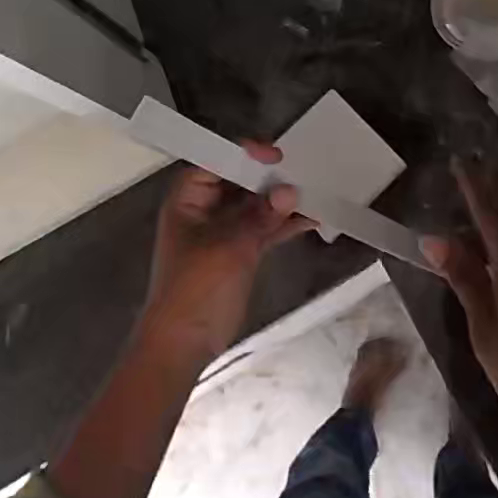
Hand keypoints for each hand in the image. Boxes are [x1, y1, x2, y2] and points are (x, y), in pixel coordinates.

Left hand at [139, 145, 314, 359]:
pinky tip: (312, 219)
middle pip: (238, 180)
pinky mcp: (240, 251)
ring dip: (281, 200)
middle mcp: (205, 208)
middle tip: (299, 169)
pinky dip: (285, 224)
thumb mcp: (229, 247)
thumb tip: (289, 192)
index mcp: (188, 198)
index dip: (242, 152)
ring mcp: (224, 230)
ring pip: (255, 204)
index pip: (215, 160)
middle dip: (268, 175)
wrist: (184, 344)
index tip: (274, 154)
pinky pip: (265, 228)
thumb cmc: (195, 287)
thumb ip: (260, 217)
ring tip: (313, 190)